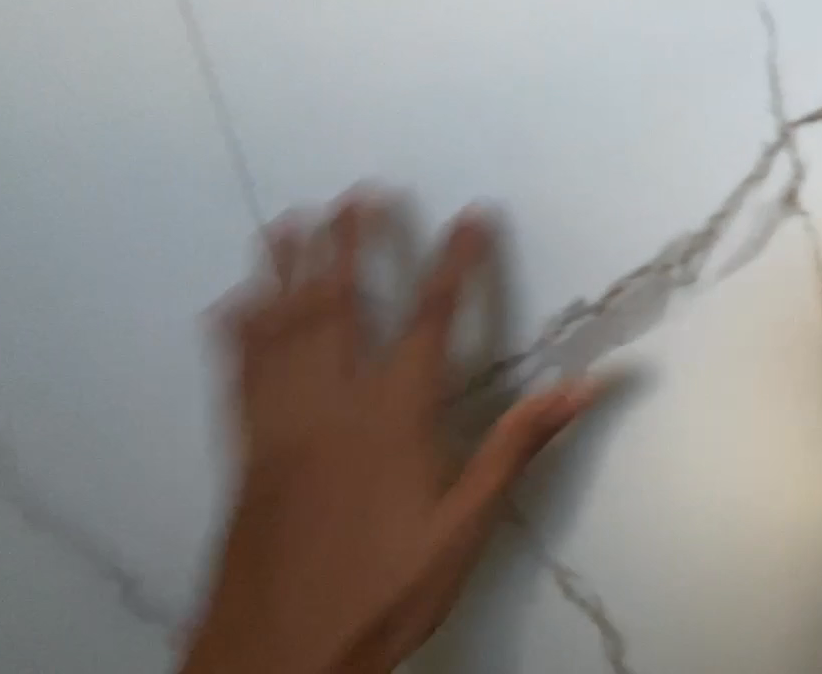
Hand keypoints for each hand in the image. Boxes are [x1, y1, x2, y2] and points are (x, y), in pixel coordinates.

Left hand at [181, 192, 595, 673]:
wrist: (271, 668)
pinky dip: (237, 335)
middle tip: (358, 195)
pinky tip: (234, 306)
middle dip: (351, 248)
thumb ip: (520, 445)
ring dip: (286, 273)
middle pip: (338, 312)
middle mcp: (329, 410)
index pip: (432, 322)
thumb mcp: (467, 525)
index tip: (471, 215)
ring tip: (291, 222)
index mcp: (391, 421)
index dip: (455, 263)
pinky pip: (237, 380)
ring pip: (279, 335)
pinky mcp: (245, 457)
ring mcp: (278, 431)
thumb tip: (586, 382)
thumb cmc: (385, 590)